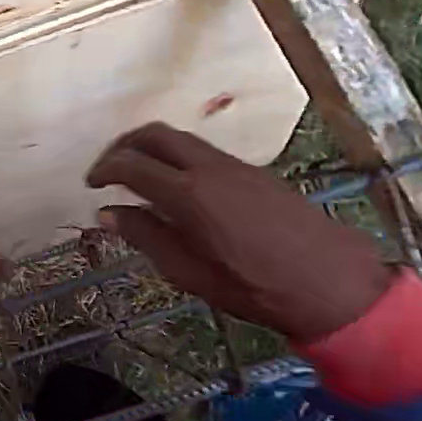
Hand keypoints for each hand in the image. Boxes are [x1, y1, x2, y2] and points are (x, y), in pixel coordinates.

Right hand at [85, 123, 392, 341]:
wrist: (330, 282)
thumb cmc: (251, 286)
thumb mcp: (186, 272)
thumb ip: (145, 236)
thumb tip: (109, 214)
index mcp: (189, 195)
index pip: (132, 165)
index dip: (104, 169)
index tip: (91, 184)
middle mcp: (210, 168)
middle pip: (154, 134)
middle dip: (123, 145)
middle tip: (108, 169)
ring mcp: (236, 166)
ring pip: (181, 139)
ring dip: (151, 148)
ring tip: (137, 177)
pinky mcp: (254, 172)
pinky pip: (203, 151)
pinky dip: (176, 158)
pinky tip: (175, 188)